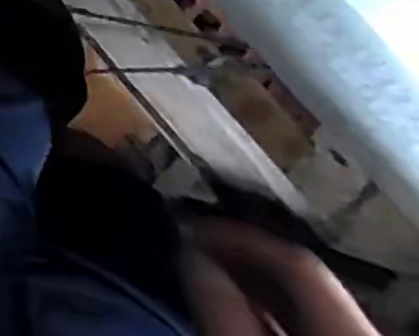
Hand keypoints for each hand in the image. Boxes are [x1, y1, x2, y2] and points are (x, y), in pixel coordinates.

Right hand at [186, 218, 380, 335]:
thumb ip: (216, 300)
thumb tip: (189, 251)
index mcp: (348, 330)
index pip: (294, 259)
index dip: (237, 235)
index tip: (189, 228)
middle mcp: (365, 333)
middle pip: (303, 279)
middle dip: (240, 258)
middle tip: (191, 250)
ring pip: (305, 301)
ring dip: (252, 282)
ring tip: (209, 276)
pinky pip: (311, 321)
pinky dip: (270, 307)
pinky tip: (243, 310)